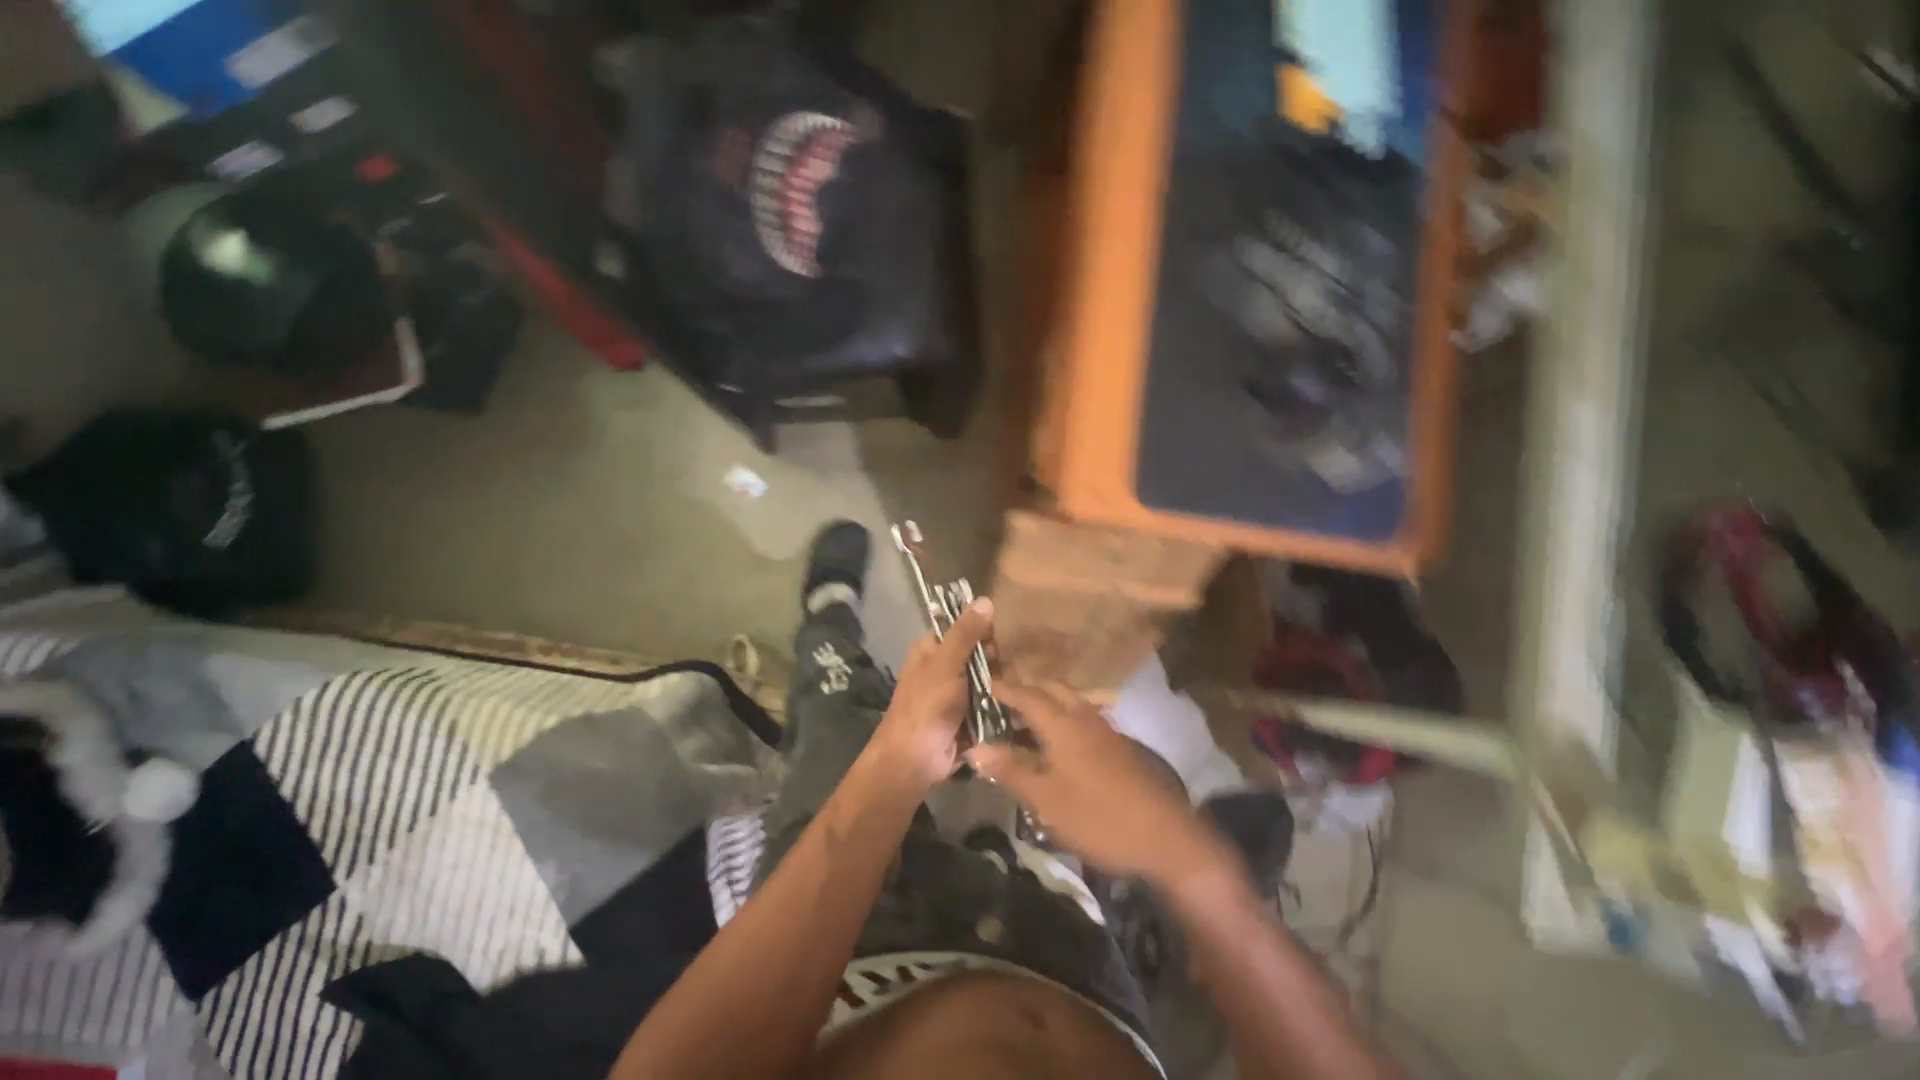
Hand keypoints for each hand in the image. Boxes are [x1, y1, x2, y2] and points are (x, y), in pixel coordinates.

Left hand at [870, 598, 994, 789]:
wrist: (916, 757)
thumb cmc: (926, 705)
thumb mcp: (946, 664)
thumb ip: (966, 633)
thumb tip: (985, 599)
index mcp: (932, 650)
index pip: (962, 627)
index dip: (981, 629)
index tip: (994, 640)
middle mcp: (944, 668)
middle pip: (980, 653)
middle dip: (994, 660)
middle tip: (1001, 671)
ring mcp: (957, 693)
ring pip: (989, 678)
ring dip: (1000, 683)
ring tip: (1012, 689)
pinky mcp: (970, 715)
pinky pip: (990, 702)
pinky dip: (1000, 702)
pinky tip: (1016, 703)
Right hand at [968, 681, 1240, 889]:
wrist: (1166, 839)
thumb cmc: (1098, 818)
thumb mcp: (1046, 800)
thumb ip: (1010, 770)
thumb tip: (975, 748)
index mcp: (1063, 724)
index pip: (1026, 695)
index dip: (1002, 688)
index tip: (980, 683)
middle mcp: (1085, 718)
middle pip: (1052, 690)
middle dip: (1026, 690)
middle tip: (1000, 702)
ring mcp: (1107, 732)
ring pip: (1071, 704)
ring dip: (1047, 705)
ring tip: (1022, 723)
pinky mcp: (1120, 749)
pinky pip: (1084, 720)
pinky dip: (1064, 721)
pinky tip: (1056, 746)